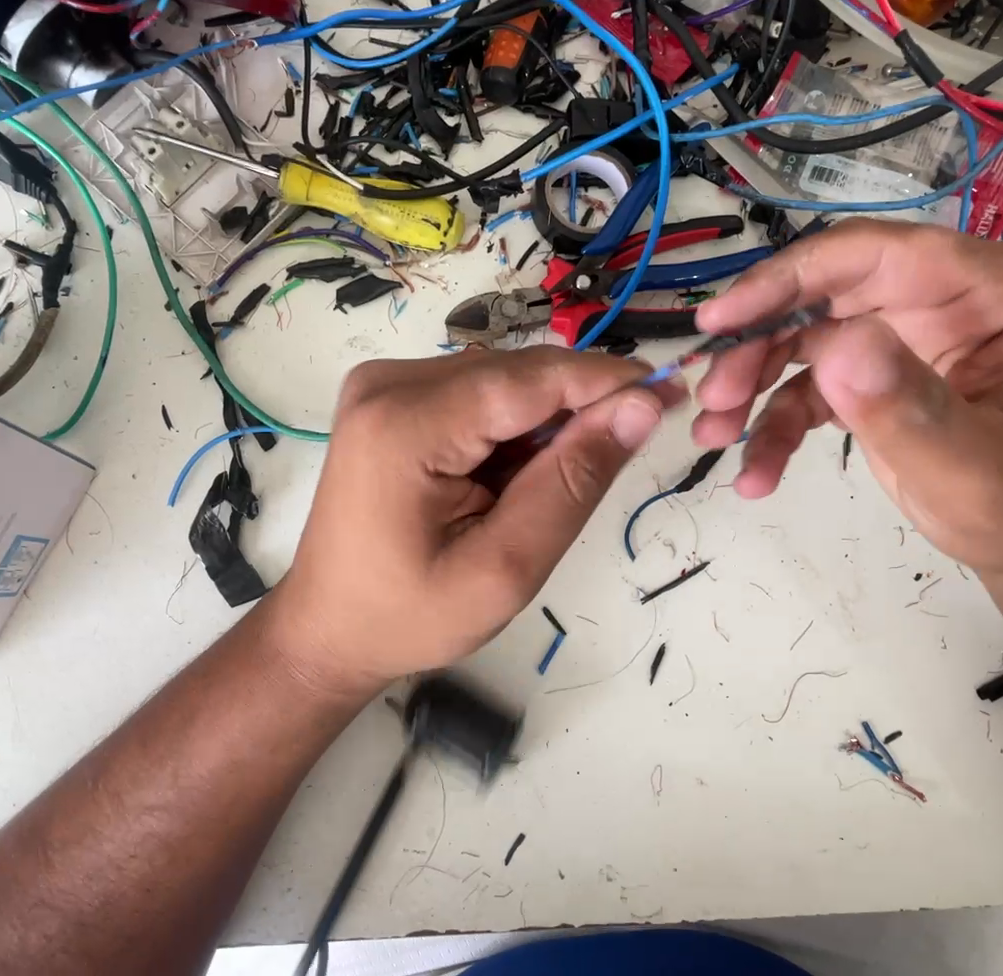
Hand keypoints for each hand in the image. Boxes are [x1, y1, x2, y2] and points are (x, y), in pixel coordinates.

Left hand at [266, 346, 676, 694]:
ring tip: (537, 489)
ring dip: (540, 422)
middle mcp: (387, 384)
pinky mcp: (388, 397)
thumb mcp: (505, 567)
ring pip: (500, 381)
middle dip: (575, 409)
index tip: (674, 393)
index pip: (529, 379)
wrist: (328, 626)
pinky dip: (507, 427)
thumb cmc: (409, 616)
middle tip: (619, 457)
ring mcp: (382, 385)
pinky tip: (506, 477)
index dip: (606, 381)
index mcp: (404, 425)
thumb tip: (641, 405)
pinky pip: (474, 392)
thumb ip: (573, 482)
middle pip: (514, 374)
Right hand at [690, 219, 1002, 579]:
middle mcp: (935, 296)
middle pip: (820, 294)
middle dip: (756, 344)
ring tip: (714, 435)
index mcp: (988, 288)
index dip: (788, 279)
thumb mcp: (974, 466)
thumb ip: (909, 406)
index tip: (720, 322)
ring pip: (796, 336)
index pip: (873, 254)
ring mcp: (897, 333)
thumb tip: (835, 347)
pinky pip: (801, 386)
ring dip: (749, 384)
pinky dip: (770, 426)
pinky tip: (754, 474)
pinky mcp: (866, 373)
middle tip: (713, 397)